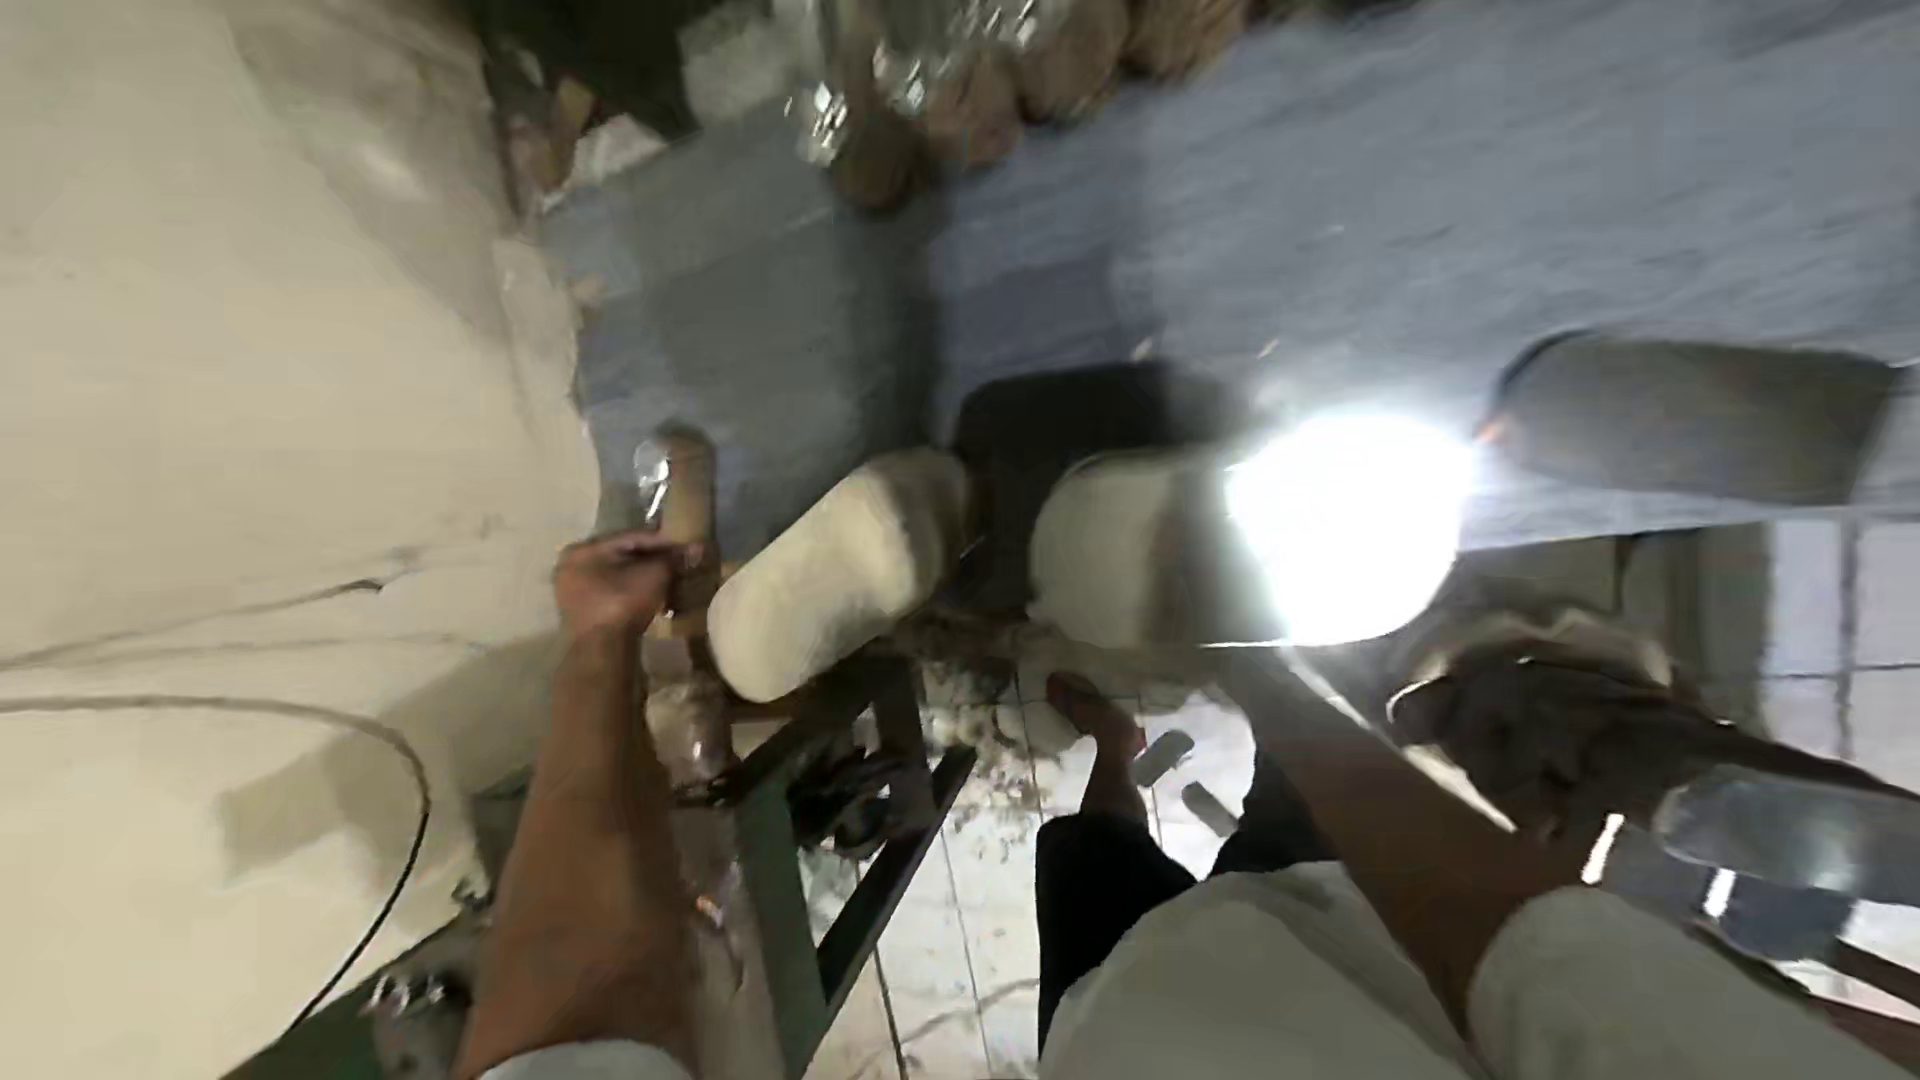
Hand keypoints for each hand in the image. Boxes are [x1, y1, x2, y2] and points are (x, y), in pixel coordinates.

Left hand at [553, 531, 687, 639]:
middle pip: (623, 555)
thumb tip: (696, 547)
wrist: (601, 649)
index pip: (633, 537)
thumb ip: (674, 558)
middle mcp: (572, 565)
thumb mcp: (656, 573)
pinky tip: (654, 594)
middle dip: (654, 558)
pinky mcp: (581, 611)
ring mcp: (572, 590)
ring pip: (618, 574)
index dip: (664, 540)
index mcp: (584, 548)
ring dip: (645, 575)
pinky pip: (612, 591)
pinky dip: (633, 589)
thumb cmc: (624, 601)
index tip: (687, 544)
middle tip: (680, 560)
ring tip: (671, 577)